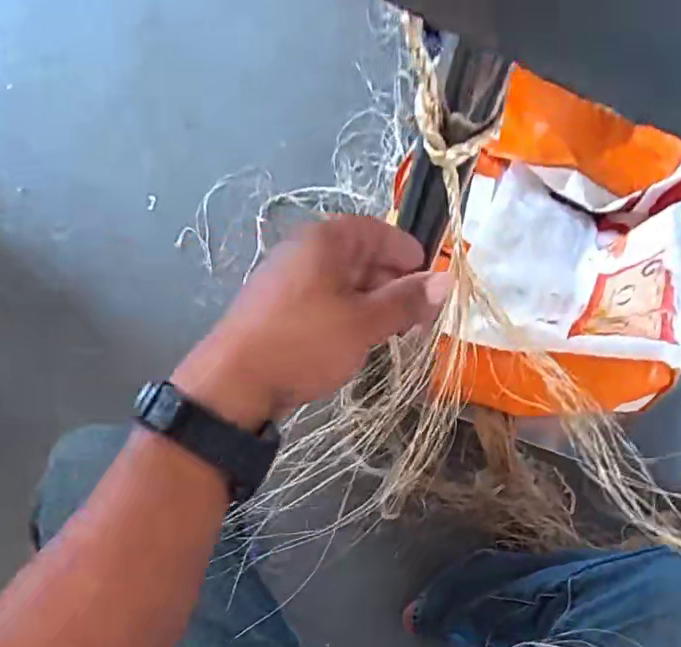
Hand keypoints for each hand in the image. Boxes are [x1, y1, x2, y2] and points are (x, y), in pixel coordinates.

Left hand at [172, 215, 450, 428]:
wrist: (235, 382)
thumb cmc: (304, 343)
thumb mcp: (362, 323)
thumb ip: (404, 302)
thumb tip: (445, 282)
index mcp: (324, 241)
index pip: (377, 230)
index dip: (407, 253)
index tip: (430, 281)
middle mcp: (304, 252)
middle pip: (361, 257)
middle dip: (394, 284)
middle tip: (418, 318)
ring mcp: (288, 282)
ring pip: (343, 285)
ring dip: (373, 305)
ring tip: (394, 335)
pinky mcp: (279, 311)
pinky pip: (324, 304)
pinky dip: (348, 317)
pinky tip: (357, 343)